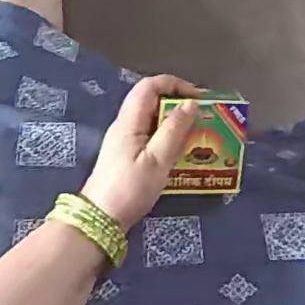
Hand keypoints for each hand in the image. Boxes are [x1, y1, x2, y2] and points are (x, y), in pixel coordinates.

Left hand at [81, 75, 200, 229]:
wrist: (101, 219)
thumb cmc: (130, 188)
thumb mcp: (157, 159)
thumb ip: (174, 130)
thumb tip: (192, 104)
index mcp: (130, 121)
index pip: (149, 86)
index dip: (174, 84)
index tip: (198, 98)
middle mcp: (125, 125)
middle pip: (152, 101)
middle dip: (179, 104)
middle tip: (203, 118)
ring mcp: (124, 140)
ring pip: (153, 120)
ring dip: (176, 122)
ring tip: (198, 135)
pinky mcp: (127, 155)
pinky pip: (151, 136)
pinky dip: (168, 138)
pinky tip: (182, 152)